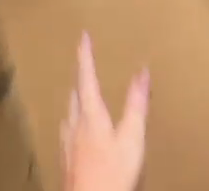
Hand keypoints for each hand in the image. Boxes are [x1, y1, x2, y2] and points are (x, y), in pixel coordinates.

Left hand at [61, 33, 149, 190]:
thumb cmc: (113, 173)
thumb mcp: (132, 137)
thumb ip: (136, 104)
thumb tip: (142, 70)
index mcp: (90, 114)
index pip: (86, 77)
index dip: (85, 55)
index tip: (83, 35)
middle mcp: (74, 126)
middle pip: (75, 95)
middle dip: (80, 77)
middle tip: (84, 64)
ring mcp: (67, 145)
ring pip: (69, 114)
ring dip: (76, 99)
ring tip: (81, 94)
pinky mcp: (66, 162)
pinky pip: (67, 133)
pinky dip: (74, 122)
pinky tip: (76, 132)